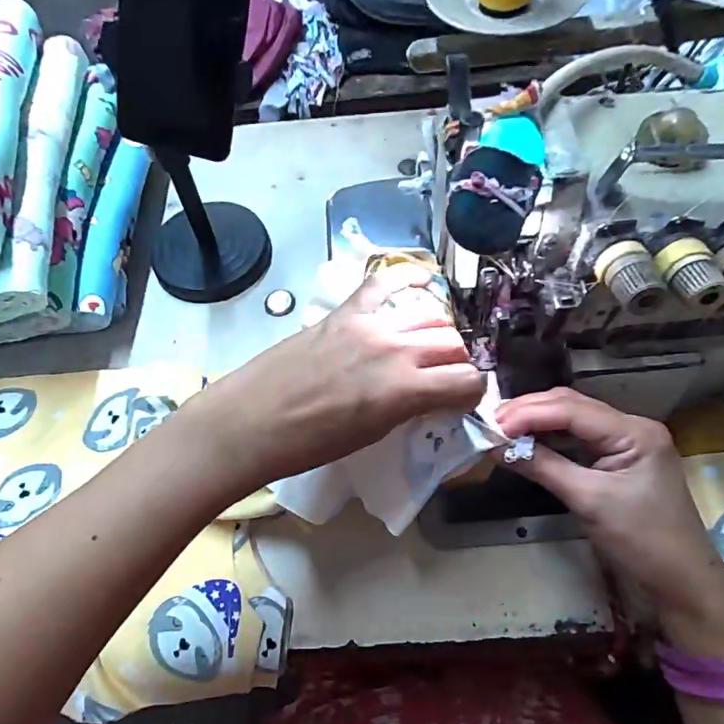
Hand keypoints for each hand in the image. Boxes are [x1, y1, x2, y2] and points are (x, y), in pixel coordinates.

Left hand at [184, 266, 485, 488]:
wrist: (250, 423)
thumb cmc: (308, 445)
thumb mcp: (370, 435)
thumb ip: (405, 408)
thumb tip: (424, 395)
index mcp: (404, 391)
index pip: (467, 381)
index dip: (473, 392)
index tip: (462, 400)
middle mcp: (395, 350)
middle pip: (452, 345)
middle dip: (457, 363)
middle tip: (443, 378)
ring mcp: (369, 326)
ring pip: (428, 317)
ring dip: (438, 333)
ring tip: (428, 348)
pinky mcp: (343, 313)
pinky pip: (382, 284)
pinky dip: (406, 279)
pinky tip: (421, 280)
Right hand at [494, 388, 723, 654]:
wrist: (682, 582)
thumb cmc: (642, 541)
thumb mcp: (589, 501)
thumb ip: (544, 467)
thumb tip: (498, 447)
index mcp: (634, 431)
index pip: (571, 408)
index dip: (528, 413)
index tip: (491, 425)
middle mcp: (632, 427)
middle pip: (571, 406)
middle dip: (529, 412)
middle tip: (489, 425)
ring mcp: (627, 444)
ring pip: (573, 421)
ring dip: (537, 423)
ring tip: (500, 431)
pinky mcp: (619, 462)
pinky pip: (579, 440)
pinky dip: (550, 440)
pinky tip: (526, 443)